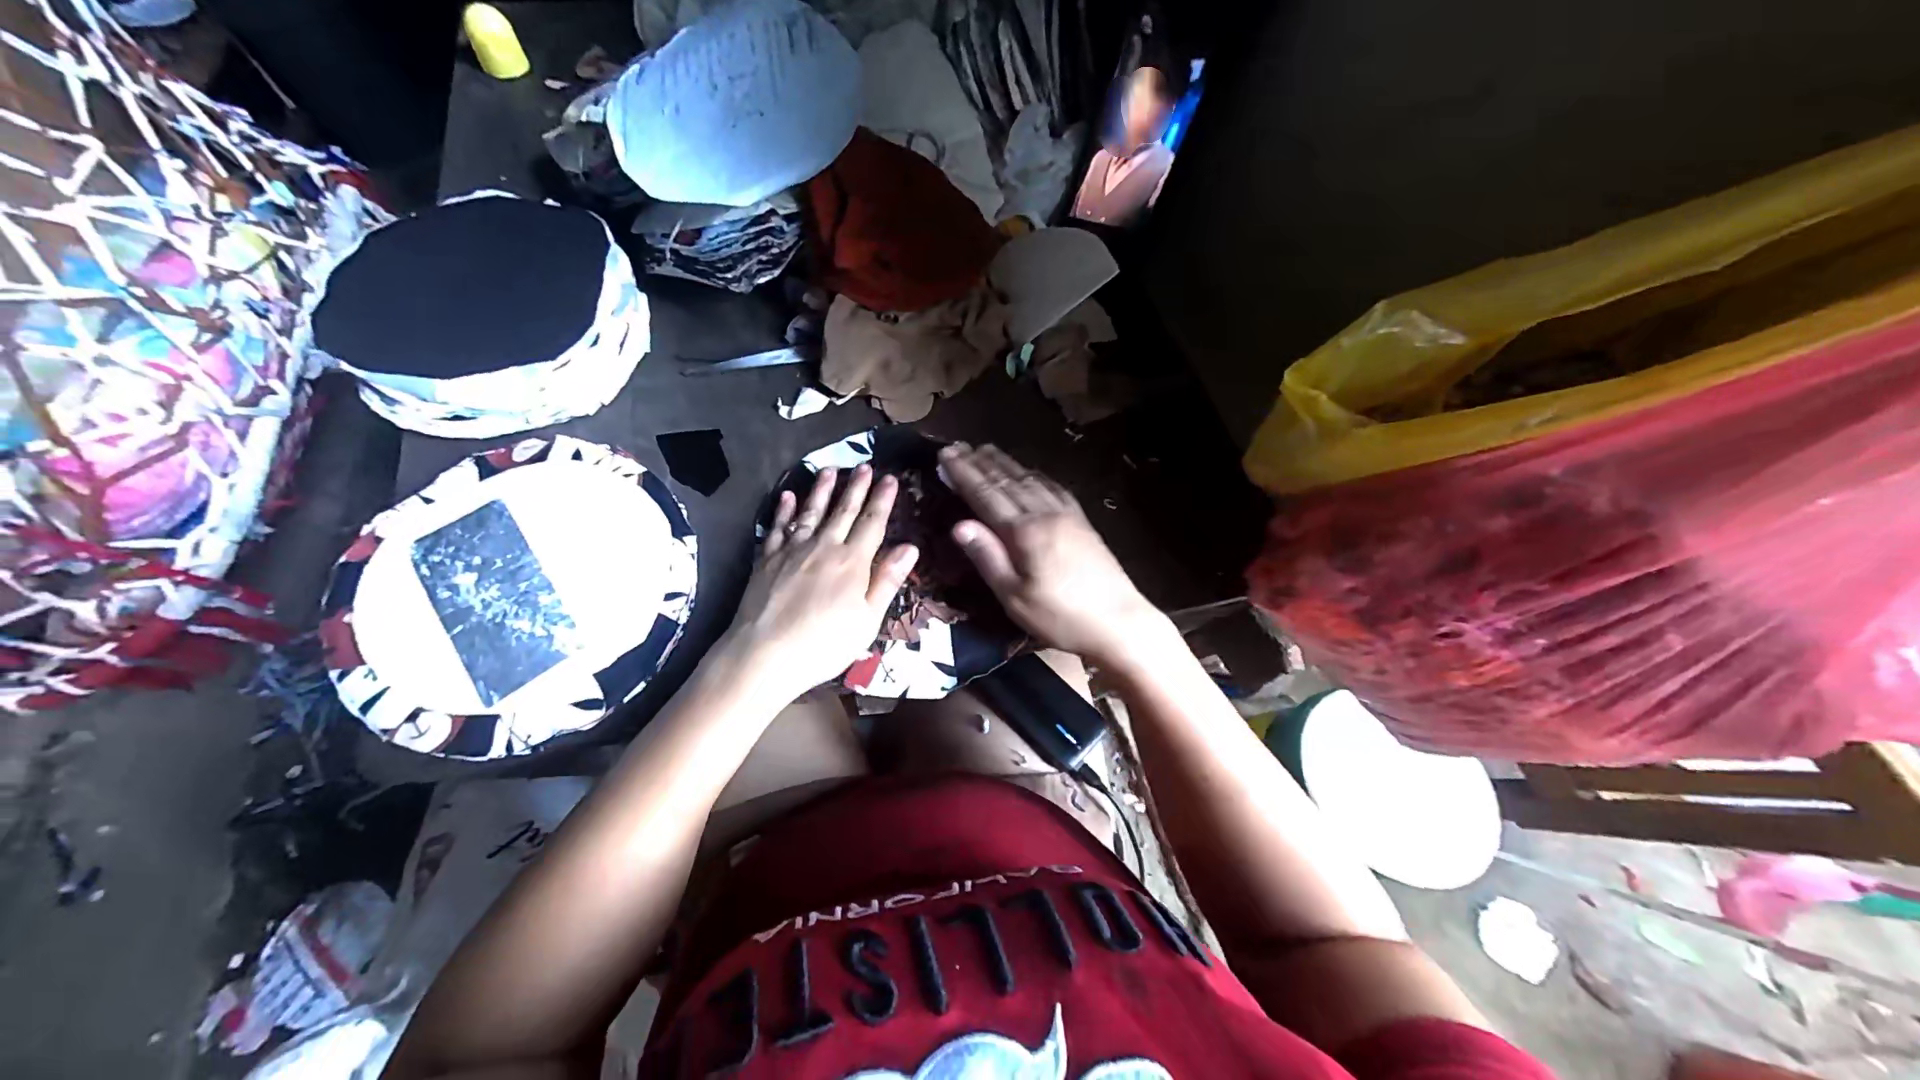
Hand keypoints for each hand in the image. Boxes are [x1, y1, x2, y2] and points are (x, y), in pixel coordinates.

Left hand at [720, 465, 918, 701]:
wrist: (765, 653)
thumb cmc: (824, 644)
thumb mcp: (867, 620)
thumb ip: (887, 581)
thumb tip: (909, 547)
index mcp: (852, 563)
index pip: (872, 524)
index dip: (882, 500)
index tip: (890, 478)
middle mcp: (823, 548)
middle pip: (843, 512)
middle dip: (856, 487)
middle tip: (864, 465)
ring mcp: (792, 551)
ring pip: (811, 512)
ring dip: (822, 490)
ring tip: (830, 470)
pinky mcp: (766, 559)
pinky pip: (778, 527)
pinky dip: (784, 510)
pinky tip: (788, 496)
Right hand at [940, 443, 1163, 664]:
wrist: (1120, 623)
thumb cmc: (1061, 617)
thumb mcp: (1014, 597)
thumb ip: (988, 558)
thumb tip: (959, 525)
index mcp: (1025, 532)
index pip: (986, 495)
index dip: (964, 474)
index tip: (945, 455)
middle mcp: (1046, 514)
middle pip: (1008, 481)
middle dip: (980, 462)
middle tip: (959, 445)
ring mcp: (1067, 515)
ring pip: (1030, 480)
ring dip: (1006, 463)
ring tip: (986, 449)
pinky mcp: (1082, 522)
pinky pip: (1053, 488)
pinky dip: (1034, 475)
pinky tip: (1029, 472)